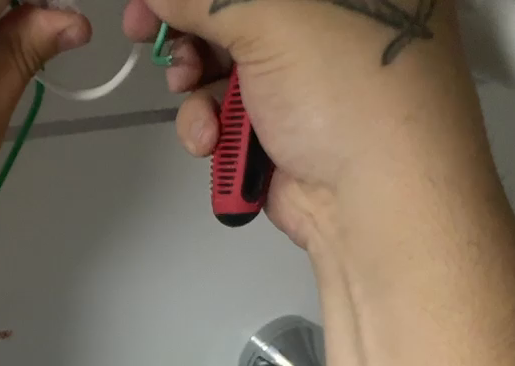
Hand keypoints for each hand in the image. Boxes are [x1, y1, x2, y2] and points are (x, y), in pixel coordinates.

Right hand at [123, 0, 498, 247]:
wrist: (370, 198)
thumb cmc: (353, 94)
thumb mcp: (277, 16)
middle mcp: (327, 16)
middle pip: (234, 9)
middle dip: (187, 22)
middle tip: (144, 27)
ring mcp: (300, 74)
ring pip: (221, 62)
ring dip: (194, 80)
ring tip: (189, 88)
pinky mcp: (277, 125)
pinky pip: (225, 112)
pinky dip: (208, 124)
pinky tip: (211, 136)